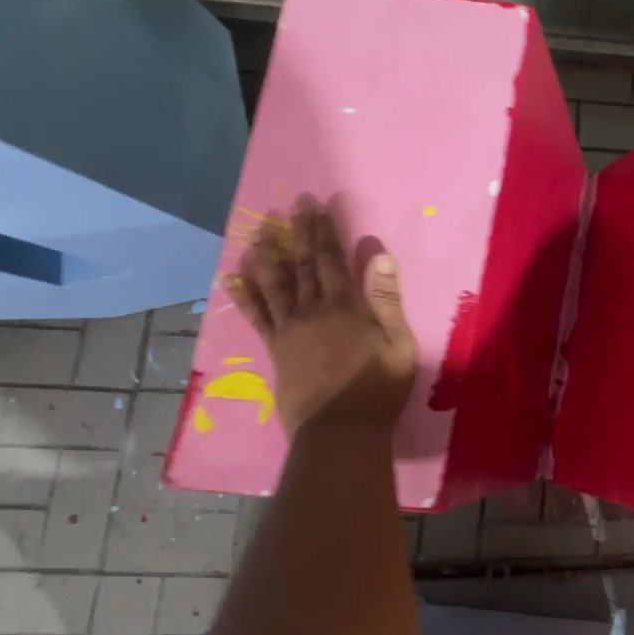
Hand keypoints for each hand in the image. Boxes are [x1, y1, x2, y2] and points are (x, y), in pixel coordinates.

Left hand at [230, 197, 416, 434]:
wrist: (340, 429)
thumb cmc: (379, 388)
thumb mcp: (399, 344)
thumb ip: (387, 299)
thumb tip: (380, 255)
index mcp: (346, 307)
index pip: (333, 259)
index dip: (326, 231)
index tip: (319, 205)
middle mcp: (313, 310)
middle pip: (303, 264)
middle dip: (299, 233)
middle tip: (294, 205)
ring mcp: (290, 329)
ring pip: (275, 283)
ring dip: (267, 254)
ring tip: (260, 230)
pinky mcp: (276, 349)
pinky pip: (256, 316)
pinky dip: (244, 294)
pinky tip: (233, 276)